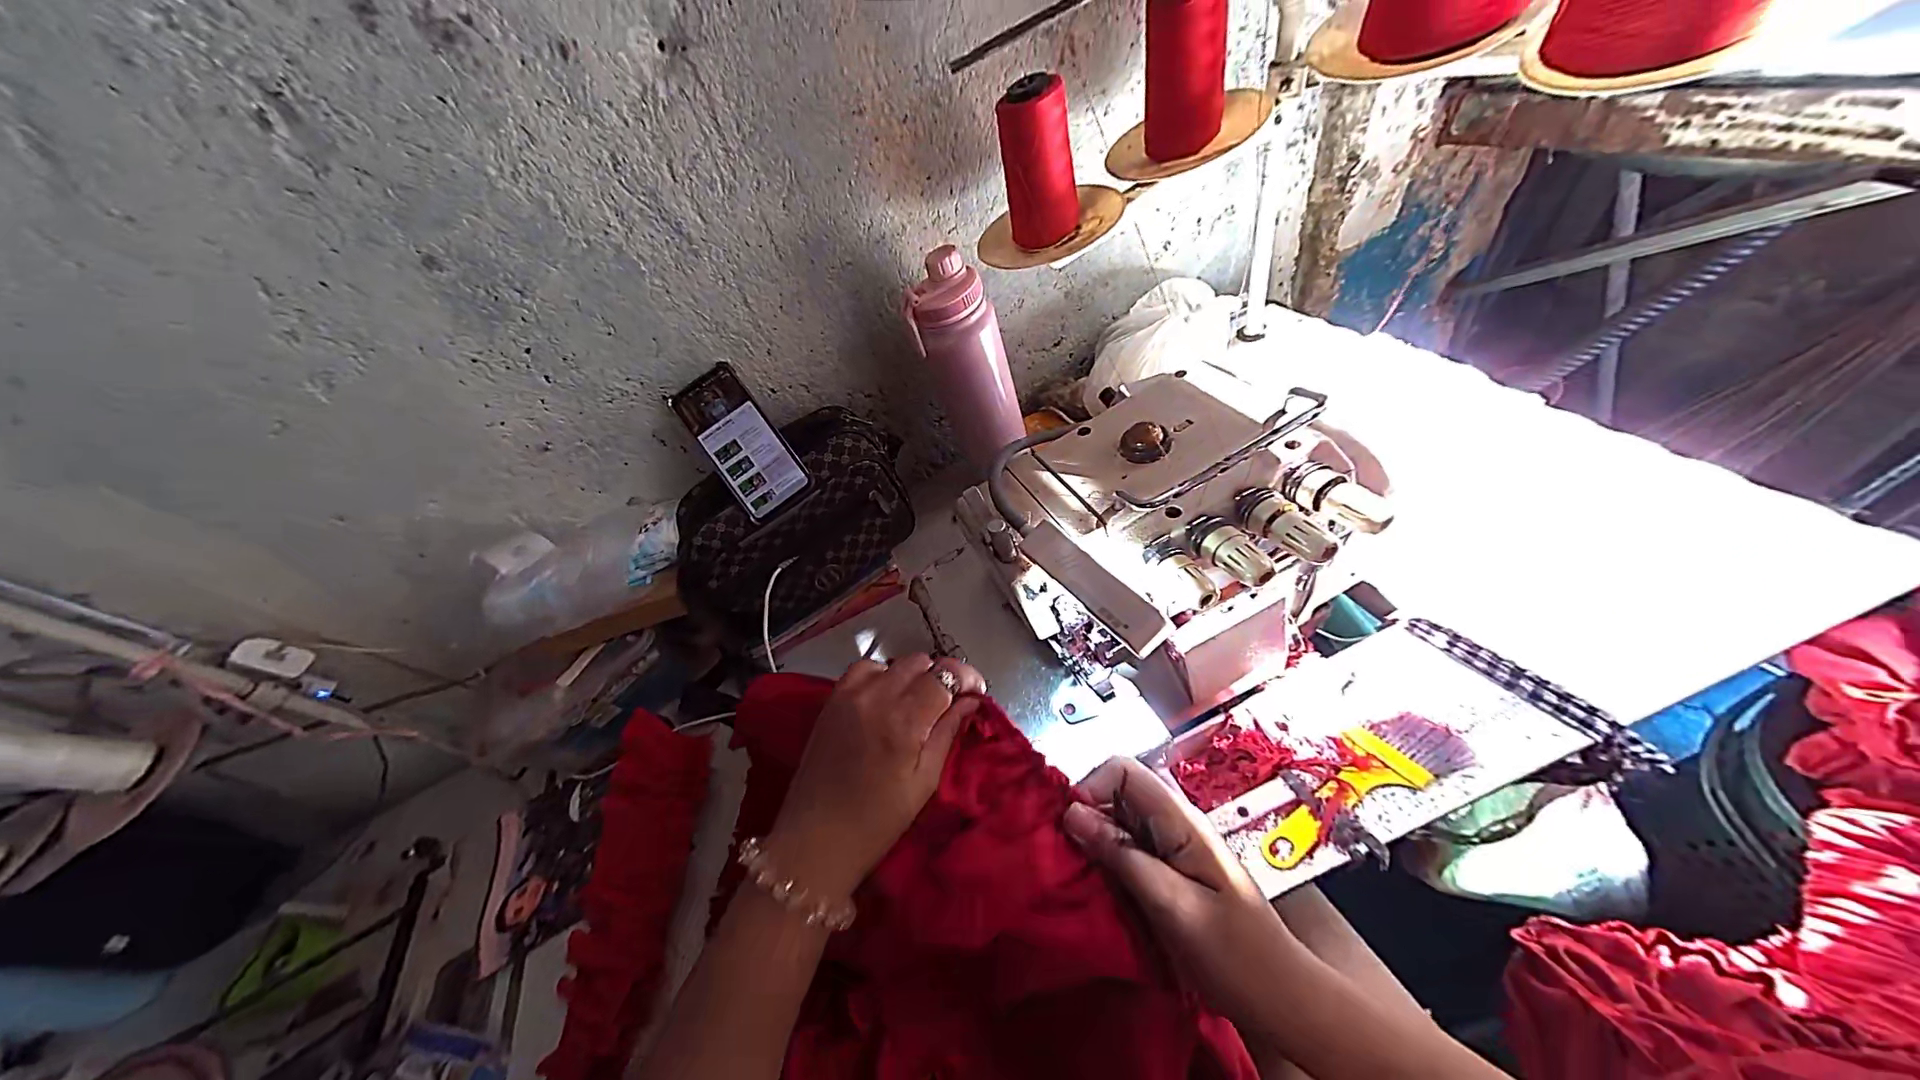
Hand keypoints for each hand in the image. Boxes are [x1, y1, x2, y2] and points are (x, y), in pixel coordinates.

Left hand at [765, 654, 985, 901]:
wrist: (816, 838)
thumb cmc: (877, 821)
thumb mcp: (925, 781)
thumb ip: (948, 732)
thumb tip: (970, 702)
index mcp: (904, 721)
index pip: (944, 675)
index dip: (966, 678)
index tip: (976, 690)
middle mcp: (876, 698)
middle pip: (920, 662)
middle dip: (941, 676)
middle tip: (949, 701)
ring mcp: (850, 695)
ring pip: (893, 662)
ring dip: (911, 675)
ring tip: (917, 701)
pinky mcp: (831, 700)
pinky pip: (864, 669)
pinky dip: (882, 675)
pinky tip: (886, 698)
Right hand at [1062, 756, 1314, 1034]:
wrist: (1282, 998)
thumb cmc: (1237, 957)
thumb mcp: (1173, 906)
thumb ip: (1123, 856)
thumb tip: (1073, 813)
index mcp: (1181, 821)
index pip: (1122, 769)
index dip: (1091, 788)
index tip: (1072, 829)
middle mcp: (1174, 823)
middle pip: (1115, 791)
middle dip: (1086, 816)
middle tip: (1074, 858)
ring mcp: (1171, 845)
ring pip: (1116, 819)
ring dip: (1094, 841)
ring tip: (1087, 877)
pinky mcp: (1166, 868)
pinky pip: (1124, 848)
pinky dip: (1105, 862)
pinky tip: (1103, 890)